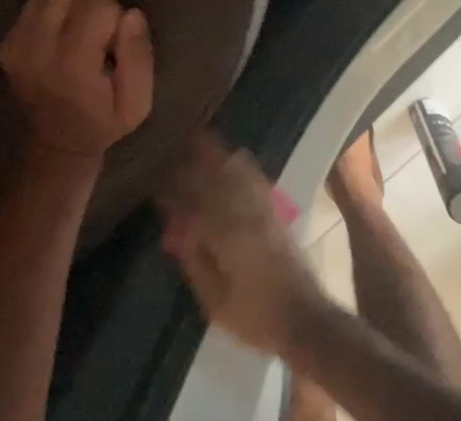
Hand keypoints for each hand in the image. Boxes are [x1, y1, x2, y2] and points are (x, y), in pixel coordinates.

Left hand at [0, 0, 155, 159]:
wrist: (57, 143)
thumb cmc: (103, 121)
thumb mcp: (137, 103)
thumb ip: (139, 57)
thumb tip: (131, 14)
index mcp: (72, 63)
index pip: (97, 1)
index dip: (114, 13)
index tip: (114, 40)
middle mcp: (37, 47)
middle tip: (97, 28)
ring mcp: (16, 43)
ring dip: (69, 0)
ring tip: (78, 28)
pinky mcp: (6, 43)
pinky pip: (33, 1)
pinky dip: (52, 8)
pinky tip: (60, 33)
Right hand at [159, 133, 328, 356]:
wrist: (305, 320)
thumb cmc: (256, 316)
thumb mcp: (215, 301)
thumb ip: (195, 262)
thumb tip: (181, 230)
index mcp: (224, 233)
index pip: (191, 201)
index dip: (172, 188)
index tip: (155, 177)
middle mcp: (244, 213)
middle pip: (214, 177)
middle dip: (192, 160)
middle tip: (174, 145)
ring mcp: (263, 211)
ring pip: (237, 173)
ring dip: (217, 156)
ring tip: (200, 139)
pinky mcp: (277, 215)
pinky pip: (256, 180)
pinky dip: (243, 165)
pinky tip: (237, 156)